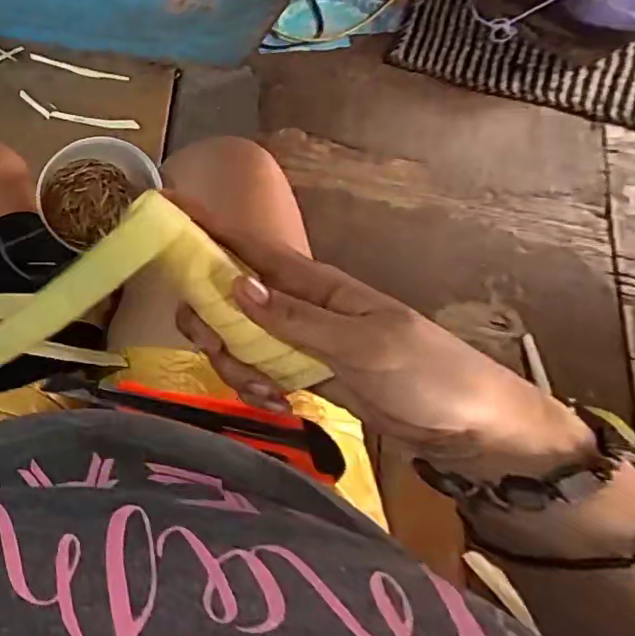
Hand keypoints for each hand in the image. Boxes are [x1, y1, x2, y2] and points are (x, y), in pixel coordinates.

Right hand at [173, 200, 590, 477]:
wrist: (473, 433)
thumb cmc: (431, 374)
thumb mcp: (365, 344)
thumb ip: (295, 317)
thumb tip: (233, 284)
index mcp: (309, 282)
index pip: (245, 243)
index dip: (202, 220)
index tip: (161, 202)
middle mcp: (288, 301)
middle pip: (217, 294)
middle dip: (205, 320)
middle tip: (216, 345)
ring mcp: (288, 336)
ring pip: (226, 335)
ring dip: (232, 363)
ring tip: (267, 390)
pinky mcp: (291, 368)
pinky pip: (246, 368)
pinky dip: (249, 386)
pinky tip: (275, 401)